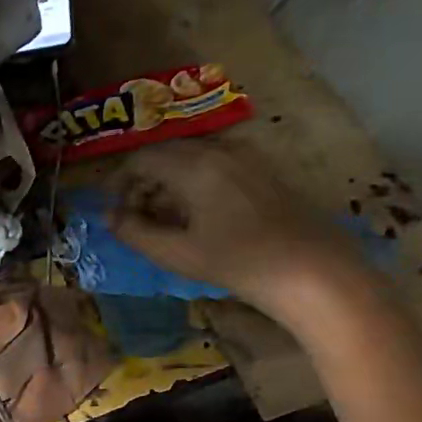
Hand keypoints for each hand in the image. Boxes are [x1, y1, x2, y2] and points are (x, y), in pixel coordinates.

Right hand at [102, 140, 371, 319]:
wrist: (312, 270)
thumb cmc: (236, 262)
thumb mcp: (174, 253)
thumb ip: (134, 231)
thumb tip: (109, 216)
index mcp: (195, 167)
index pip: (142, 159)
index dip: (118, 180)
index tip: (111, 207)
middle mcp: (220, 151)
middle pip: (166, 153)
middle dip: (142, 180)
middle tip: (132, 215)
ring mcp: (246, 158)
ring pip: (190, 158)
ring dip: (167, 182)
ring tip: (161, 220)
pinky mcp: (262, 171)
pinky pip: (214, 164)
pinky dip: (192, 183)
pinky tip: (194, 216)